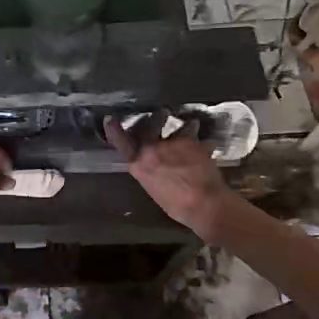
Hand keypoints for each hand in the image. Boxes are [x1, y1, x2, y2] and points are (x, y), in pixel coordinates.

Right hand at [104, 117, 232, 234]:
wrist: (203, 203)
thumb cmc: (178, 206)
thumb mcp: (155, 191)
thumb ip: (152, 173)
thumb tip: (158, 168)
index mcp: (138, 164)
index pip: (121, 142)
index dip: (114, 130)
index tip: (110, 119)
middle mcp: (152, 149)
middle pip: (150, 126)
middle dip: (158, 117)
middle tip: (163, 112)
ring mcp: (173, 143)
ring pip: (181, 128)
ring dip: (187, 127)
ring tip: (193, 124)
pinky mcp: (193, 142)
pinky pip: (199, 139)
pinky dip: (204, 143)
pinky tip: (209, 146)